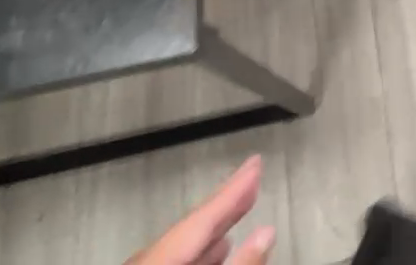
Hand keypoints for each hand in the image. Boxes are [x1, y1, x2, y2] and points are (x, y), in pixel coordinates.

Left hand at [126, 156, 276, 264]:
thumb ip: (240, 263)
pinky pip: (175, 258)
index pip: (202, 216)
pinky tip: (217, 250)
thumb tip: (268, 232)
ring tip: (241, 207)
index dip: (233, 187)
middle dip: (226, 200)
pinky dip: (200, 251)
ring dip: (215, 228)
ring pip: (183, 244)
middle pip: (191, 226)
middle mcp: (148, 257)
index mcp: (158, 255)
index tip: (256, 160)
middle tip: (254, 172)